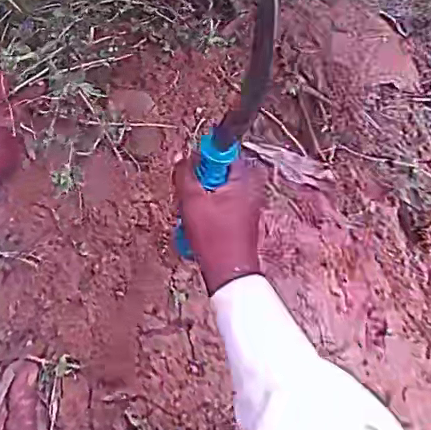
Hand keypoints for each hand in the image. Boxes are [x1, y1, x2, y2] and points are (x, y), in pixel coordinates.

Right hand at [174, 151, 265, 293]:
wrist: (229, 275)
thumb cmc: (215, 238)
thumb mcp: (191, 200)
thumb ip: (184, 174)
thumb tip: (180, 157)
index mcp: (243, 181)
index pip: (224, 154)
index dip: (205, 158)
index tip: (193, 168)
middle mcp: (250, 191)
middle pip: (219, 174)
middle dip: (200, 182)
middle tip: (190, 194)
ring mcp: (248, 208)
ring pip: (218, 192)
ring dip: (202, 199)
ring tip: (192, 213)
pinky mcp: (243, 223)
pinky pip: (222, 207)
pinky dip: (209, 212)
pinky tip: (198, 226)